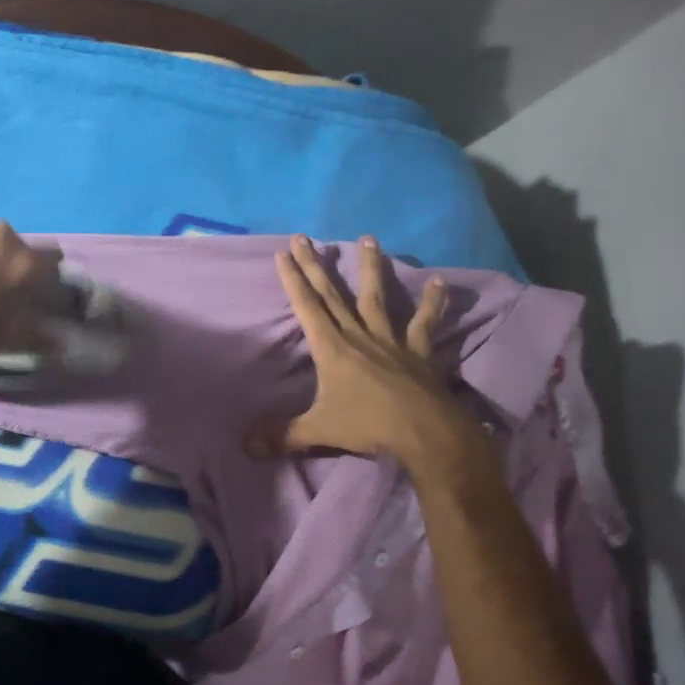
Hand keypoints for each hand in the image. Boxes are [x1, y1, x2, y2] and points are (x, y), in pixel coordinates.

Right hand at [248, 234, 487, 474]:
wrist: (426, 434)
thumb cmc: (368, 426)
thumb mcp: (318, 431)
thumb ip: (282, 435)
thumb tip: (244, 447)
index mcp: (331, 349)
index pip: (306, 307)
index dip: (292, 280)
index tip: (283, 253)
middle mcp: (358, 336)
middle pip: (332, 294)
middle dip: (315, 265)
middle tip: (303, 237)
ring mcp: (391, 341)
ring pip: (377, 298)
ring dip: (371, 268)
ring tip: (368, 239)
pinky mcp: (419, 352)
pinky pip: (424, 324)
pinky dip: (432, 303)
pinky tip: (439, 281)